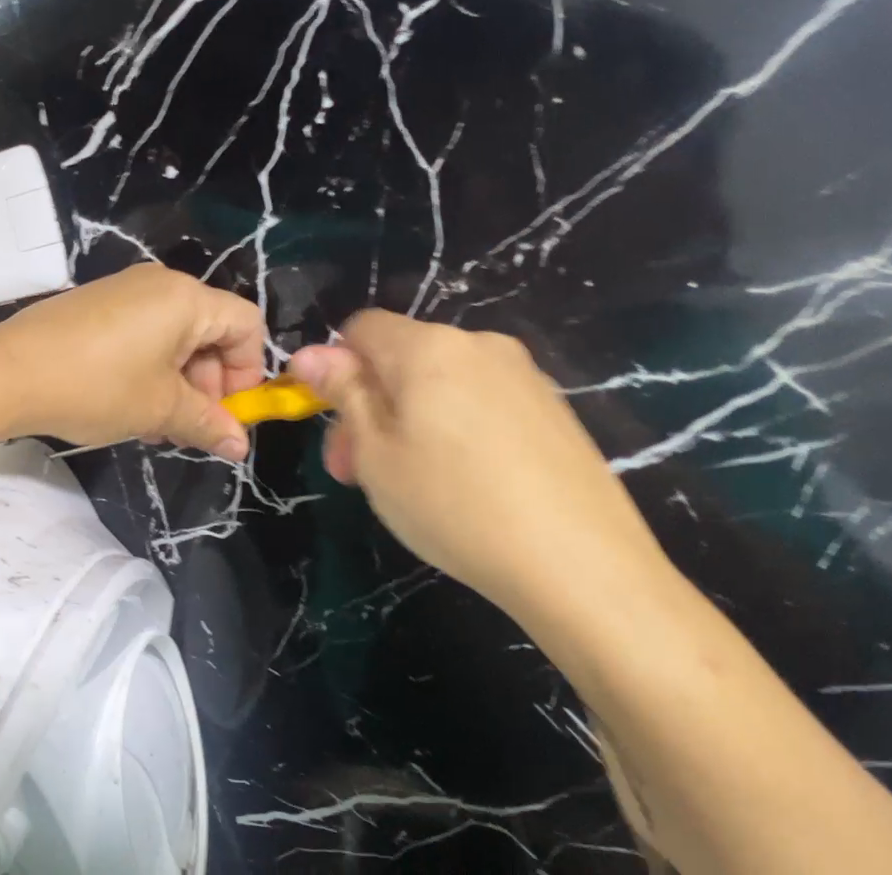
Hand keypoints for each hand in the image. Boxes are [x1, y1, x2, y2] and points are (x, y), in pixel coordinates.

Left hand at [0, 264, 266, 456]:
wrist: (8, 373)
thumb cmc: (96, 386)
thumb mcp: (158, 409)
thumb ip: (206, 423)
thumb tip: (240, 446)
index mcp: (185, 298)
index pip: (246, 325)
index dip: (248, 372)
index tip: (228, 414)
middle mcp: (158, 285)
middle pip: (209, 332)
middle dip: (208, 386)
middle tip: (190, 430)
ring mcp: (122, 292)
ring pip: (173, 339)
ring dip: (177, 385)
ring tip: (157, 428)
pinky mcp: (94, 306)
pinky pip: (140, 335)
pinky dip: (147, 371)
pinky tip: (128, 408)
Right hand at [286, 309, 669, 614]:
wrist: (580, 565)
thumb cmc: (453, 505)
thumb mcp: (375, 454)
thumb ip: (344, 393)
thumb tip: (310, 354)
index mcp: (428, 347)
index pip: (361, 327)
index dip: (334, 367)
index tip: (332, 424)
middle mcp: (479, 346)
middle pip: (402, 358)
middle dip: (369, 404)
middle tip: (357, 469)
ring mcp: (525, 377)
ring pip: (442, 384)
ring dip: (409, 420)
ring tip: (410, 483)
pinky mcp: (555, 411)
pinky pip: (482, 403)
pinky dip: (455, 430)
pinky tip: (464, 486)